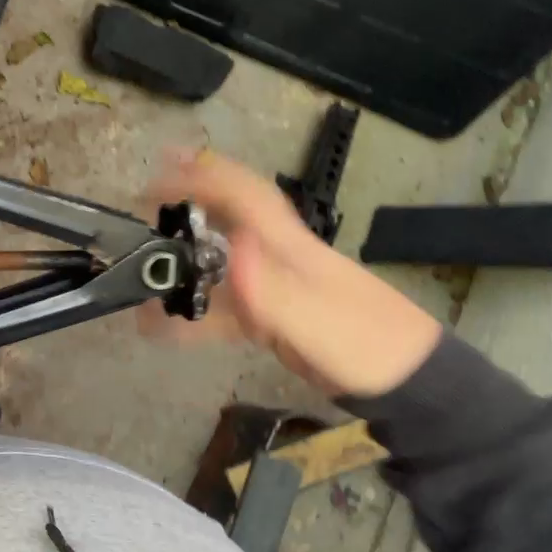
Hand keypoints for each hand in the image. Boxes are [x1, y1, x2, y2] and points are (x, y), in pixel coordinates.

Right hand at [142, 148, 441, 397]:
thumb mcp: (315, 318)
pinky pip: (221, 308)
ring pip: (217, 264)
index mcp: (288, 246)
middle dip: (185, 203)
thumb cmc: (364, 345)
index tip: (162, 167)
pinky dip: (190, 315)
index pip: (241, 195)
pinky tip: (163, 329)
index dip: (202, 174)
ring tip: (142, 272)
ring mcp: (274, 288)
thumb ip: (270, 286)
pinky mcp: (272, 319)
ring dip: (180, 263)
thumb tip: (233, 245)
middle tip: (141, 204)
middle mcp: (276, 257)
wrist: (410, 384)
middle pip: (225, 219)